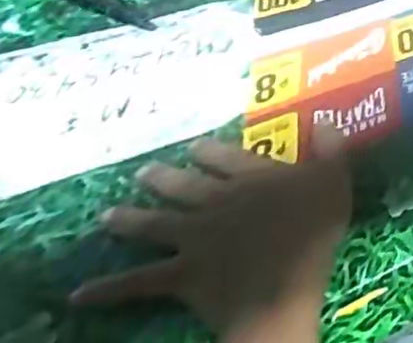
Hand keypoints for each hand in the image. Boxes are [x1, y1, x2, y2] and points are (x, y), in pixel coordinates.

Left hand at [72, 132, 351, 342]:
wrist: (280, 287)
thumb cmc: (312, 232)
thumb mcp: (333, 180)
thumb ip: (330, 149)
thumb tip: (325, 119)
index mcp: (253, 177)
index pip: (228, 156)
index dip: (210, 150)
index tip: (194, 144)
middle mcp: (219, 201)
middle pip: (186, 185)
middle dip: (164, 178)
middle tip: (143, 172)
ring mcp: (196, 238)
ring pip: (157, 224)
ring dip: (131, 219)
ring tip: (106, 215)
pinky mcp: (181, 275)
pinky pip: (139, 283)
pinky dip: (108, 289)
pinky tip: (79, 294)